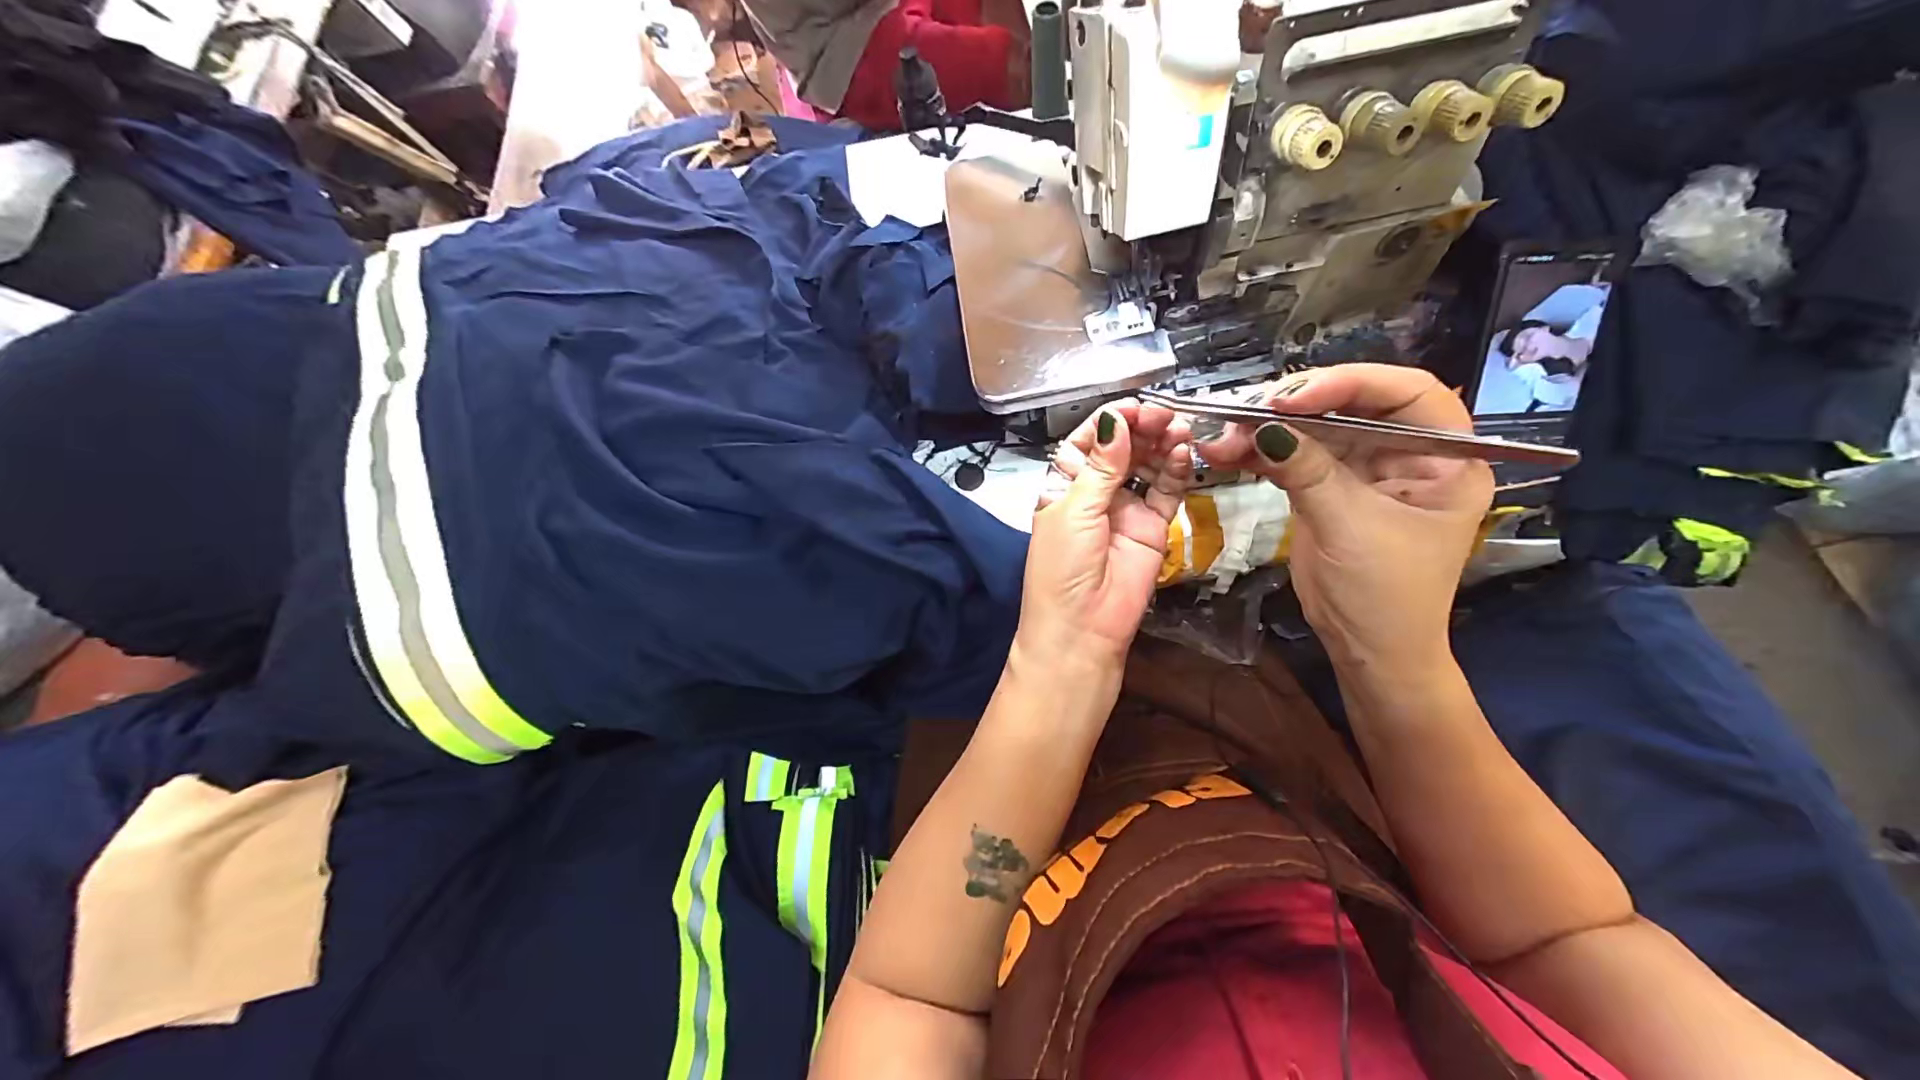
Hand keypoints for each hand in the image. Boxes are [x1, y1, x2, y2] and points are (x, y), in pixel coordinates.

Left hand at [1019, 401, 1192, 670]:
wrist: (1081, 629)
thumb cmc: (1060, 570)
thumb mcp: (1074, 510)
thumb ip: (1101, 467)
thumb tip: (1116, 422)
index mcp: (1065, 486)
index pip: (1088, 442)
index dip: (1110, 422)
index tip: (1132, 406)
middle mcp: (1096, 494)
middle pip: (1122, 449)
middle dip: (1141, 428)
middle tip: (1162, 414)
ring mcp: (1125, 510)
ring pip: (1148, 466)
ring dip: (1162, 444)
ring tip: (1177, 428)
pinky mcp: (1152, 527)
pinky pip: (1167, 491)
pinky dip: (1176, 470)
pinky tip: (1182, 453)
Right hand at [1197, 364, 1492, 673]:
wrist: (1368, 649)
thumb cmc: (1383, 594)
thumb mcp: (1349, 526)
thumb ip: (1308, 470)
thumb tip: (1261, 427)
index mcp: (1446, 458)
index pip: (1407, 395)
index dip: (1350, 383)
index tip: (1291, 398)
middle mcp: (1407, 454)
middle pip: (1352, 406)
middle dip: (1296, 406)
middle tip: (1247, 412)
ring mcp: (1364, 470)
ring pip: (1314, 430)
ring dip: (1266, 430)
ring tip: (1223, 437)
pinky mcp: (1328, 488)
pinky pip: (1293, 458)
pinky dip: (1260, 454)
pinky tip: (1227, 453)